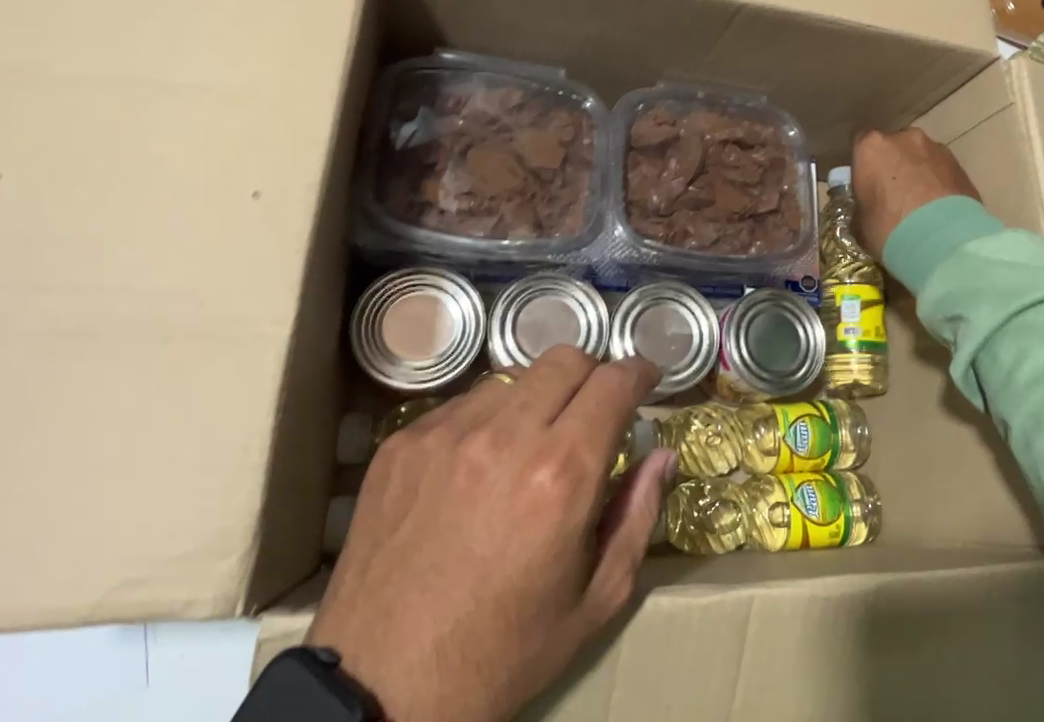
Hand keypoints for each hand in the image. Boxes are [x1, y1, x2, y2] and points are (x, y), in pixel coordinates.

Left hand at [309, 350, 675, 721]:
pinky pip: (462, 404)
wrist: (381, 684)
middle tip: (594, 412)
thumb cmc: (504, 651)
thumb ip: (638, 516)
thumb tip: (662, 456)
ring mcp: (445, 433)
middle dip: (592, 375)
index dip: (639, 372)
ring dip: (538, 396)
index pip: (612, 383)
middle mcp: (504, 437)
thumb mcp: (596, 600)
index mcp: (561, 475)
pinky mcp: (403, 443)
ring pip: (512, 377)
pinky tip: (481, 467)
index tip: (646, 379)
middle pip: (564, 359)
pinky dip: (488, 419)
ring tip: (533, 443)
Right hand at [851, 127, 982, 259]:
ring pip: (920, 156)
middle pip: (893, 146)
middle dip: (893, 164)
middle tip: (893, 193)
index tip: (865, 184)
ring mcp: (935, 147)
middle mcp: (903, 138)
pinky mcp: (959, 164)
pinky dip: (938, 182)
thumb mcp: (859, 224)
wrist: (941, 240)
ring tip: (920, 202)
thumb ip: (861, 207)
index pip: (861, 145)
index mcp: (871, 147)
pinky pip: (941, 169)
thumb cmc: (888, 228)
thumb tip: (866, 211)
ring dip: (918, 172)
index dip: (863, 165)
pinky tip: (938, 207)